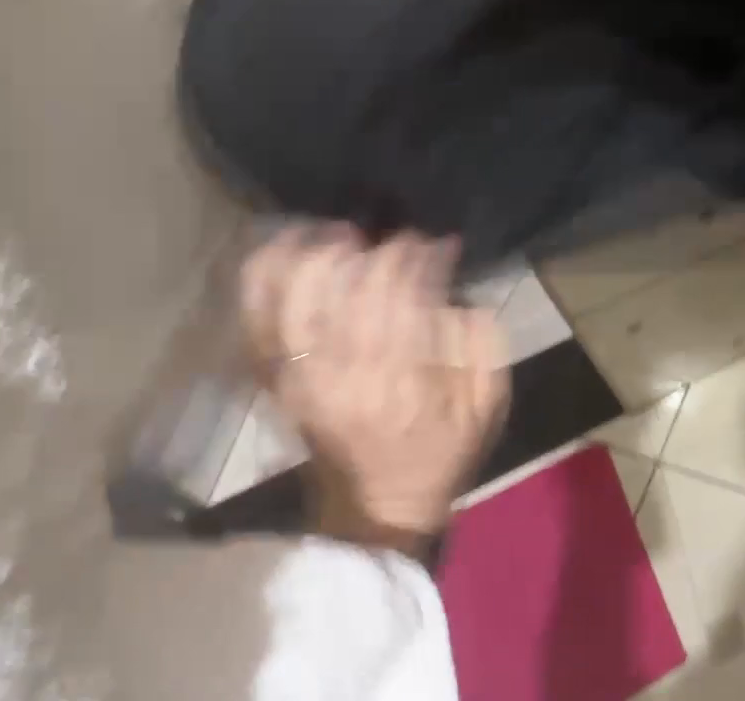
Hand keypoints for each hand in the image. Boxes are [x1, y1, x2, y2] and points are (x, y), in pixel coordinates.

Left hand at [240, 226, 508, 551]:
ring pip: (290, 302)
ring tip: (339, 234)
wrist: (376, 510)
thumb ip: (481, 345)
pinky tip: (283, 249)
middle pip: (342, 293)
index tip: (436, 242)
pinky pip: (257, 323)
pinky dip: (263, 282)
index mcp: (402, 382)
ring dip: (310, 257)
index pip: (399, 300)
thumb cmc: (442, 454)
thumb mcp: (487, 405)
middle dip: (371, 253)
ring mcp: (300, 378)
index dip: (415, 260)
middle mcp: (343, 376)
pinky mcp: (276, 381)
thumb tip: (456, 297)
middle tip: (393, 238)